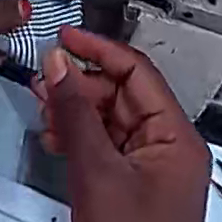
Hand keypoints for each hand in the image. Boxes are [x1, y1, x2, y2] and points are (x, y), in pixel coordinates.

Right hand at [31, 26, 209, 221]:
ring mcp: (150, 166)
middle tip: (45, 79)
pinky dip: (77, 133)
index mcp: (177, 139)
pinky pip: (102, 140)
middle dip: (79, 84)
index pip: (138, 71)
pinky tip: (54, 135)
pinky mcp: (131, 183)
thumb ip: (74, 110)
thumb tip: (57, 61)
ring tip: (44, 108)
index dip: (98, 49)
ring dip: (74, 108)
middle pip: (120, 91)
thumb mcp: (96, 171)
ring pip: (107, 115)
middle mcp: (168, 147)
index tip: (65, 38)